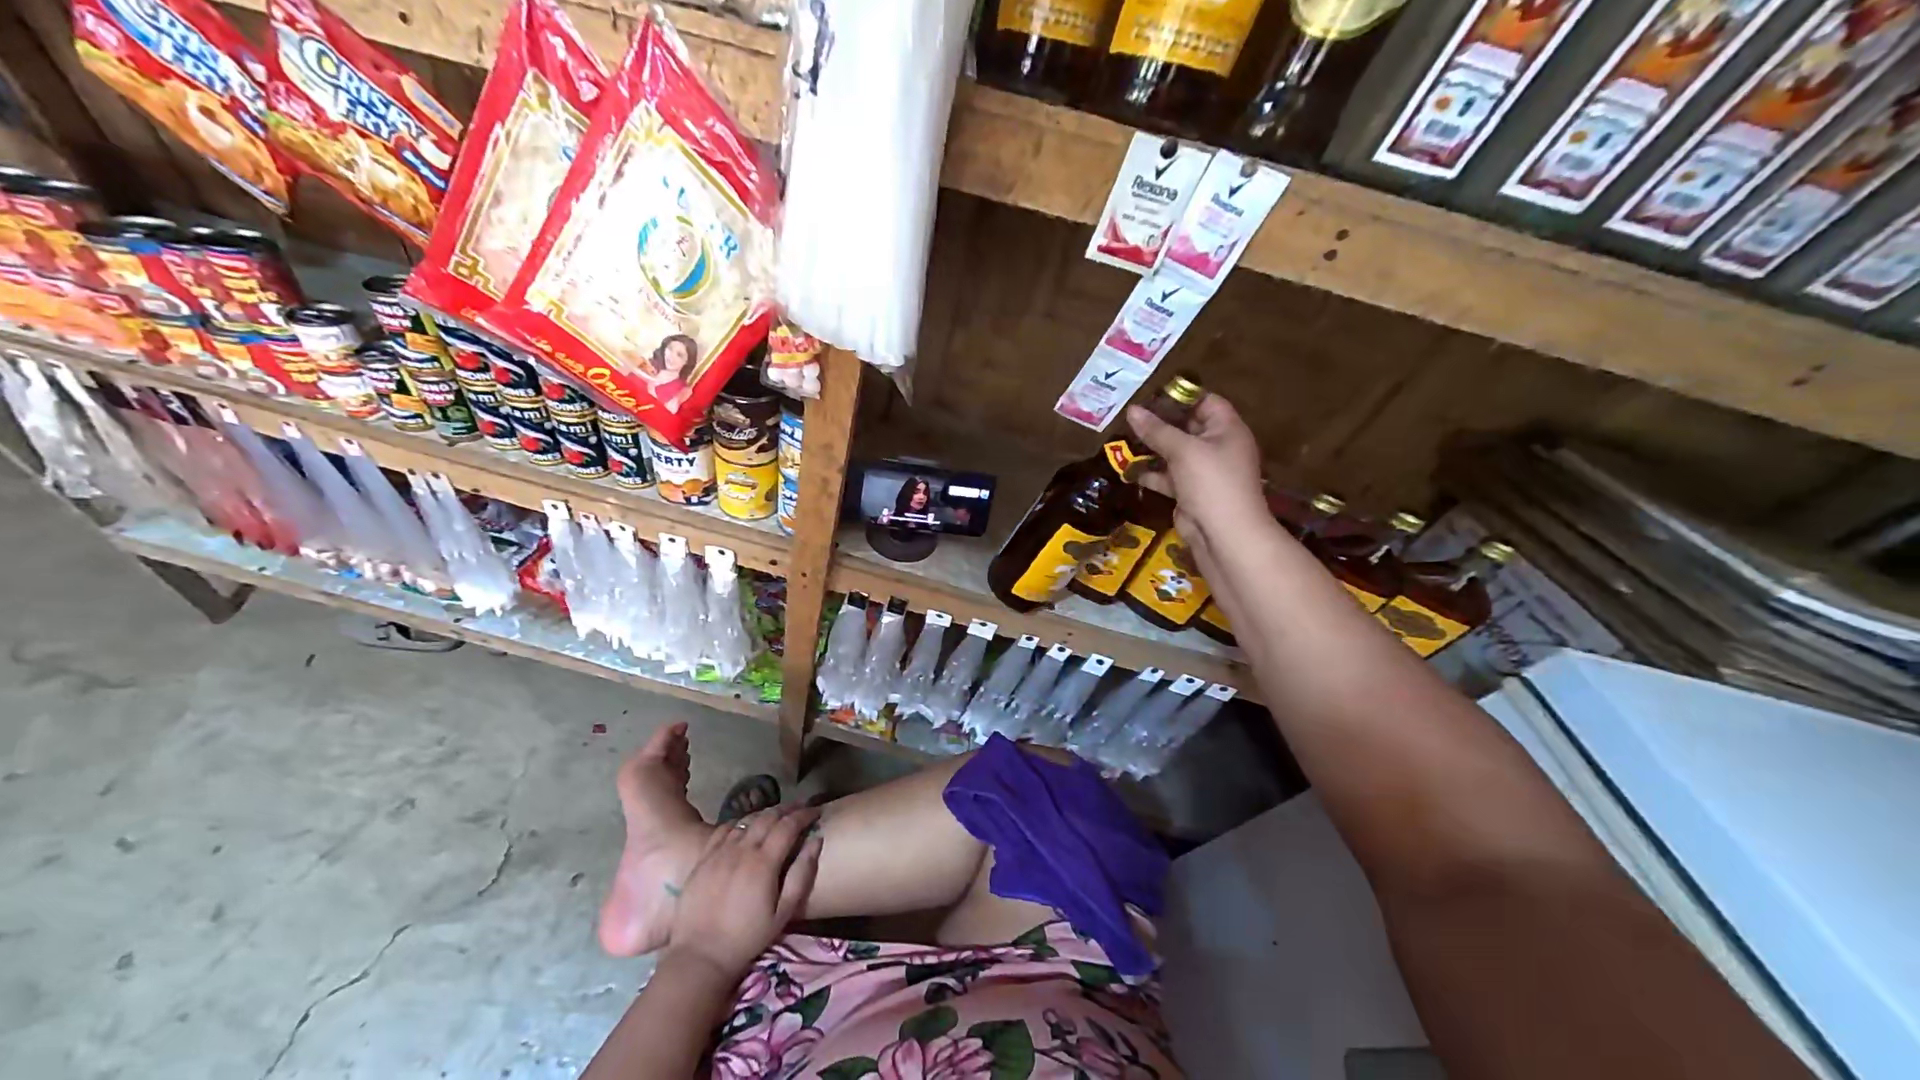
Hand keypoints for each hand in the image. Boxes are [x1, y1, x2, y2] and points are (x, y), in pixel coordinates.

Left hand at [664, 805, 822, 980]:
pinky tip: (746, 827)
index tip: (816, 812)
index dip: (804, 815)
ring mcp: (720, 852)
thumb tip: (816, 841)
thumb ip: (801, 875)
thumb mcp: (783, 913)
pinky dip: (740, 823)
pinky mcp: (703, 858)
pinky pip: (723, 829)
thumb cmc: (747, 938)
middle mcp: (741, 850)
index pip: (788, 825)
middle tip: (800, 809)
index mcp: (764, 862)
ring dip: (765, 814)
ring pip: (746, 820)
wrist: (700, 955)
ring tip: (776, 817)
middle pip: (768, 817)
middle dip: (787, 809)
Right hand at [1127, 394, 1266, 544]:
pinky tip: (1129, 469)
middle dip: (1160, 422)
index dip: (1180, 396)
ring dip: (1152, 448)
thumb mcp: (1183, 450)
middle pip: (1188, 426)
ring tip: (1124, 439)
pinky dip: (1152, 473)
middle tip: (1130, 416)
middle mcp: (1218, 447)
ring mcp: (1205, 472)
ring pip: (1175, 453)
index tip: (1150, 395)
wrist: (1224, 535)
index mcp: (1227, 429)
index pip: (1205, 401)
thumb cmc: (1211, 482)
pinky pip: (1169, 477)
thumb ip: (1157, 430)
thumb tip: (1132, 410)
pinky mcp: (1191, 492)